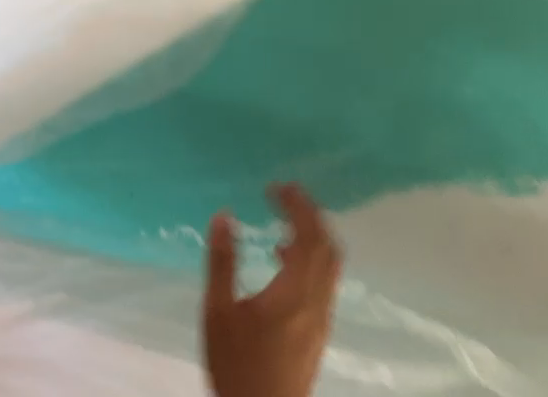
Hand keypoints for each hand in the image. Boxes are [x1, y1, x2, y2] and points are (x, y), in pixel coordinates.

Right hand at [203, 183, 341, 396]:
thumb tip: (225, 216)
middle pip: (329, 250)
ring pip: (329, 267)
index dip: (298, 208)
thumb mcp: (218, 310)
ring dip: (313, 236)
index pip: (309, 239)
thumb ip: (223, 262)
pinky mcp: (317, 331)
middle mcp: (317, 304)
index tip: (278, 185)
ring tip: (284, 219)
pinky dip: (310, 257)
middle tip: (284, 193)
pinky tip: (282, 258)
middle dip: (311, 216)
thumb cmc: (235, 363)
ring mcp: (321, 320)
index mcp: (294, 295)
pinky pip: (323, 281)